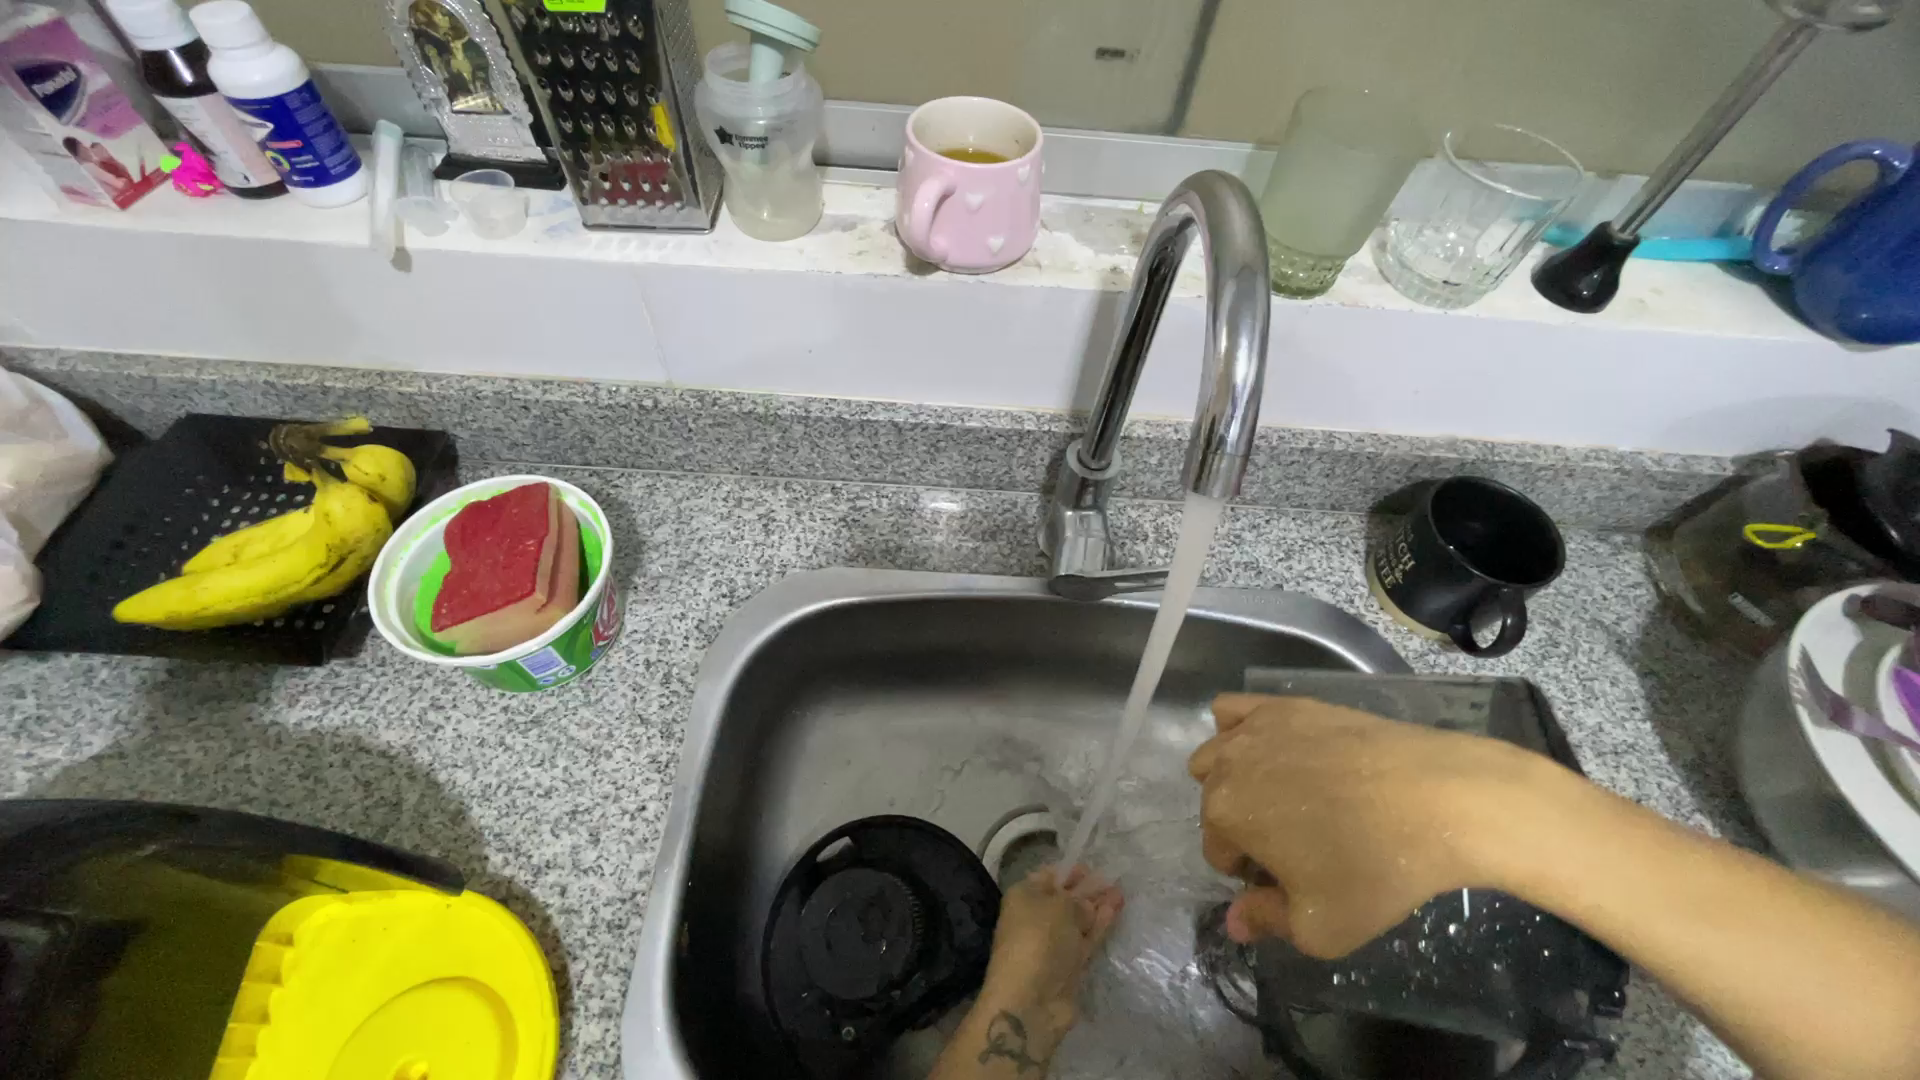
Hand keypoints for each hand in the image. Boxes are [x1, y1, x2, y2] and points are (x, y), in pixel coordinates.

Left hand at [979, 865, 1123, 1031]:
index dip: (1069, 871)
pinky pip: (1086, 938)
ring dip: (1097, 906)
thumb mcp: (1059, 908)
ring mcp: (1053, 943)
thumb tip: (1087, 907)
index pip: (1047, 877)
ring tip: (1120, 892)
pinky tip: (1115, 910)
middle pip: (1064, 898)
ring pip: (1078, 919)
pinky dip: (1099, 925)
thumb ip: (1078, 902)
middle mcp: (1036, 917)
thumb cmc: (1038, 938)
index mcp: (1024, 897)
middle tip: (1113, 878)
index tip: (1091, 867)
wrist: (1031, 1000)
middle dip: (1087, 888)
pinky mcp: (1069, 965)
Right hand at [1188, 693, 1561, 957]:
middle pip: (1213, 802)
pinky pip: (1233, 709)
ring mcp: (1254, 729)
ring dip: (1230, 778)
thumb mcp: (1321, 927)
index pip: (1217, 851)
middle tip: (1293, 842)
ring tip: (1280, 795)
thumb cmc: (1376, 869)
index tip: (1292, 878)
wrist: (1440, 800)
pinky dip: (1237, 728)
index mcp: (1225, 815)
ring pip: (1213, 755)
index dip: (1252, 873)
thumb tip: (1235, 922)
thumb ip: (1267, 921)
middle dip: (1241, 824)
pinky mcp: (1285, 705)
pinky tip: (1271, 748)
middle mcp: (1226, 765)